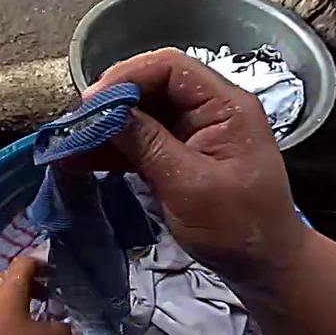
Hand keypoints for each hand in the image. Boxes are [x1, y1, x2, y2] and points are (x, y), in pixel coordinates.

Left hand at [0, 254, 75, 334]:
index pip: (27, 262)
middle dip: (31, 286)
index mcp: (11, 284)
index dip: (42, 265)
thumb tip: (75, 331)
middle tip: (45, 300)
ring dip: (15, 301)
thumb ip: (60, 334)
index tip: (53, 275)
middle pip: (13, 277)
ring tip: (27, 320)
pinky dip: (0, 314)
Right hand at [86, 48, 308, 288]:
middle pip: (152, 88)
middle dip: (111, 105)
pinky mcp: (182, 157)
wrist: (264, 266)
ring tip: (71, 147)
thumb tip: (105, 111)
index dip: (127, 78)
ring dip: (107, 130)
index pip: (171, 68)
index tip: (92, 103)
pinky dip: (116, 150)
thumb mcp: (190, 186)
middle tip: (76, 127)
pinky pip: (143, 143)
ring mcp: (195, 134)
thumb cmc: (238, 228)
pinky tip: (85, 160)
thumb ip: (148, 145)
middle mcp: (210, 111)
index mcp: (225, 106)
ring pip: (143, 116)